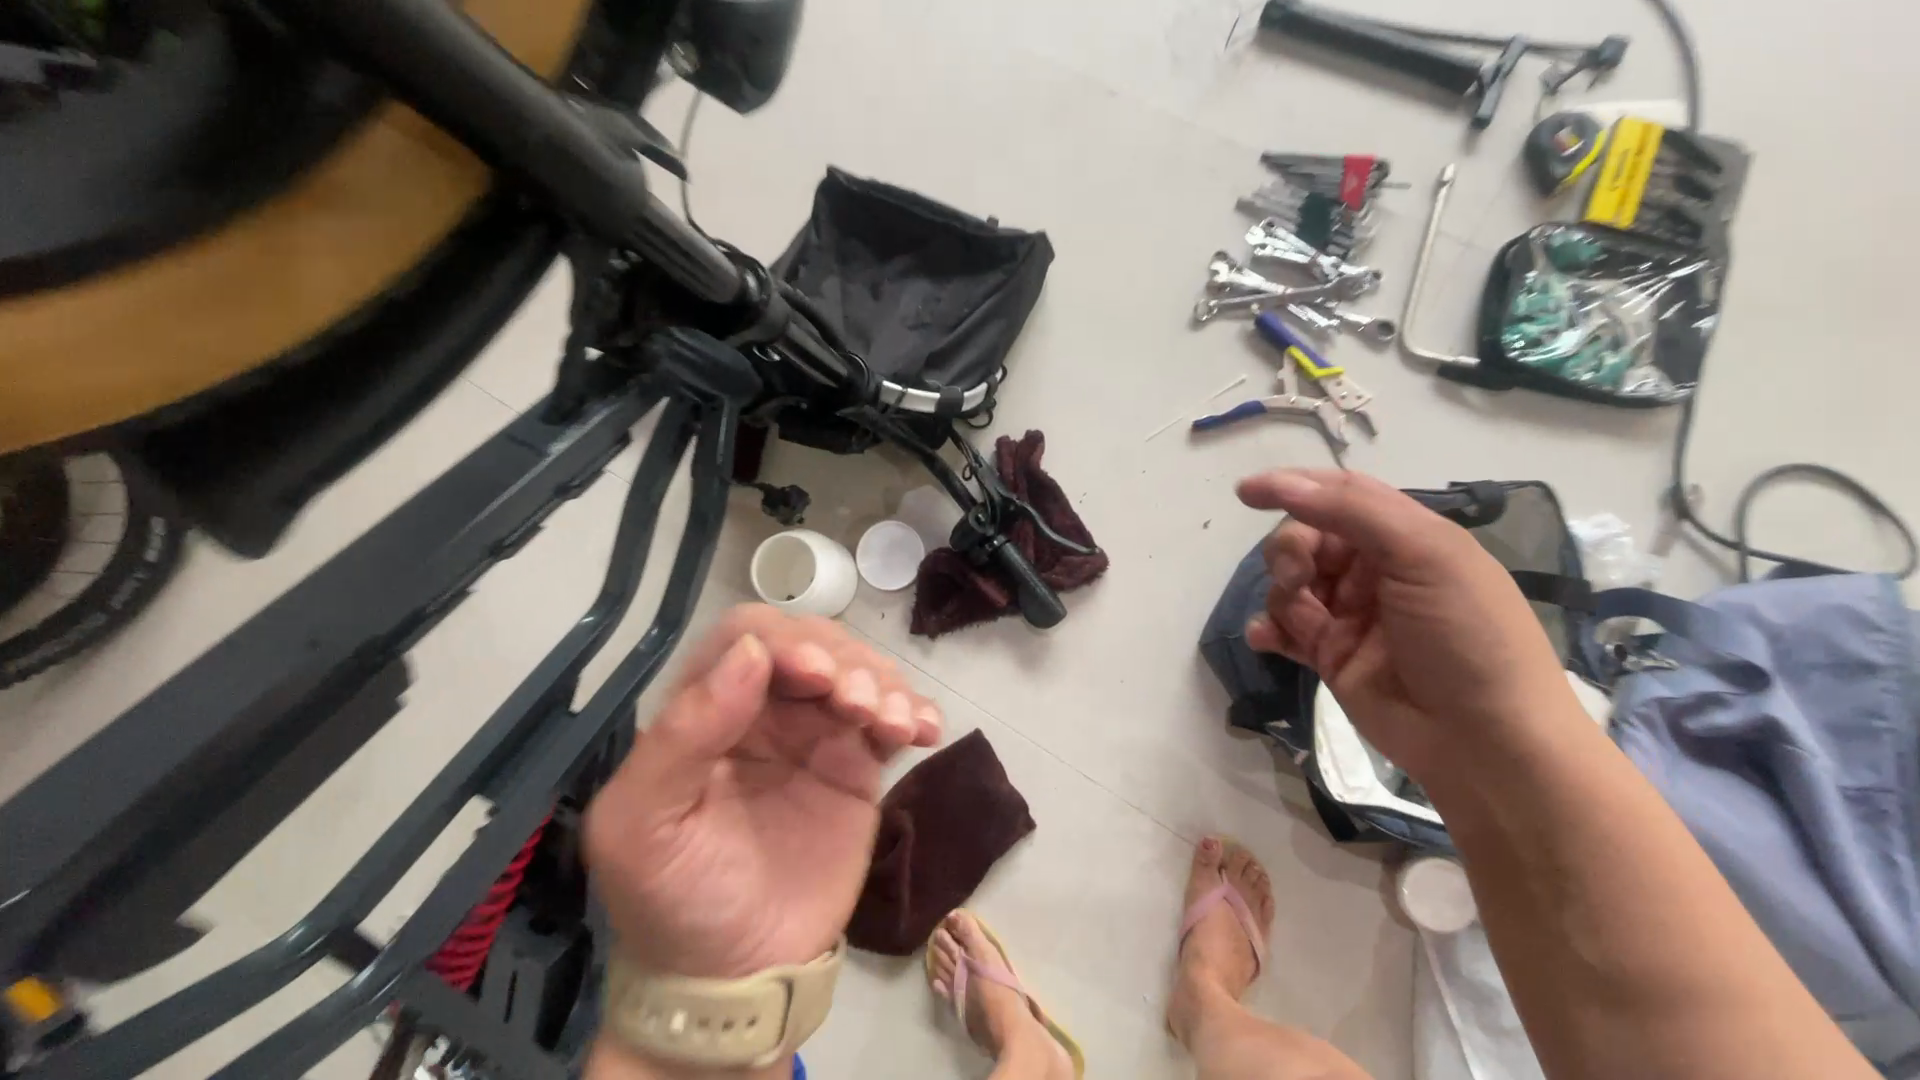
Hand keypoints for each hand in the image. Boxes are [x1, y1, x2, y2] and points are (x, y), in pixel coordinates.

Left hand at [583, 604, 941, 979]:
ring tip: (895, 726)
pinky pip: (891, 722)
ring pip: (859, 675)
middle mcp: (762, 710)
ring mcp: (816, 736)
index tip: (814, 675)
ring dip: (884, 685)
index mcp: (704, 710)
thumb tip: (750, 654)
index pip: (747, 639)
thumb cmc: (675, 899)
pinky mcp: (857, 768)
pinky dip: (915, 713)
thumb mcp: (643, 824)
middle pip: (814, 646)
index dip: (783, 643)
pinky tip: (925, 731)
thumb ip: (682, 735)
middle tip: (857, 705)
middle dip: (843, 661)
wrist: (735, 976)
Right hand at [1236, 469, 1579, 778]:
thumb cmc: (1468, 635)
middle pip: (1307, 538)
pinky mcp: (1332, 656)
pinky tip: (1265, 638)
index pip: (1342, 496)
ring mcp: (1352, 615)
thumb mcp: (1426, 555)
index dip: (1295, 487)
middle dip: (1290, 551)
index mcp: (1408, 538)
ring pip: (1290, 583)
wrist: (1485, 740)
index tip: (1246, 493)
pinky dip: (1268, 629)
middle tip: (1298, 576)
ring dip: (1282, 593)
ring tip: (1301, 622)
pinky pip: (1285, 630)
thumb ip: (1351, 512)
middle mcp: (1377, 571)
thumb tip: (1279, 484)